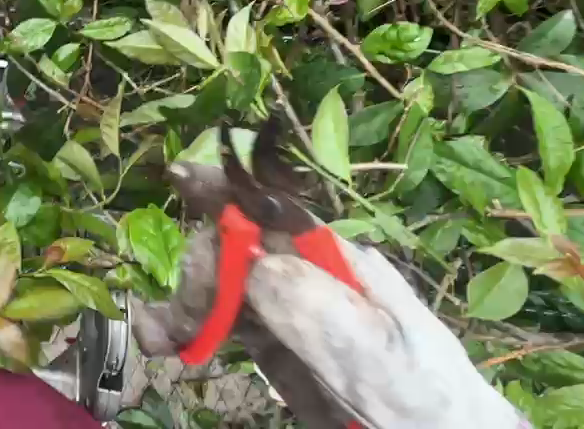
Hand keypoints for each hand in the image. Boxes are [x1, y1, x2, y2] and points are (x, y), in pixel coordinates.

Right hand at [130, 162, 529, 428]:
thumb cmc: (428, 408)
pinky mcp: (271, 339)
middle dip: (200, 274)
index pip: (272, 208)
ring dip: (182, 302)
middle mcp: (304, 271)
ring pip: (218, 281)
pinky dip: (184, 324)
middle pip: (232, 246)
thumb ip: (325, 314)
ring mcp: (285, 304)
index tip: (179, 177)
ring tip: (154, 338)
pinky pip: (219, 318)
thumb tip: (255, 263)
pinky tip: (162, 340)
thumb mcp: (385, 365)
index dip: (226, 188)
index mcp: (336, 262)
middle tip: (180, 324)